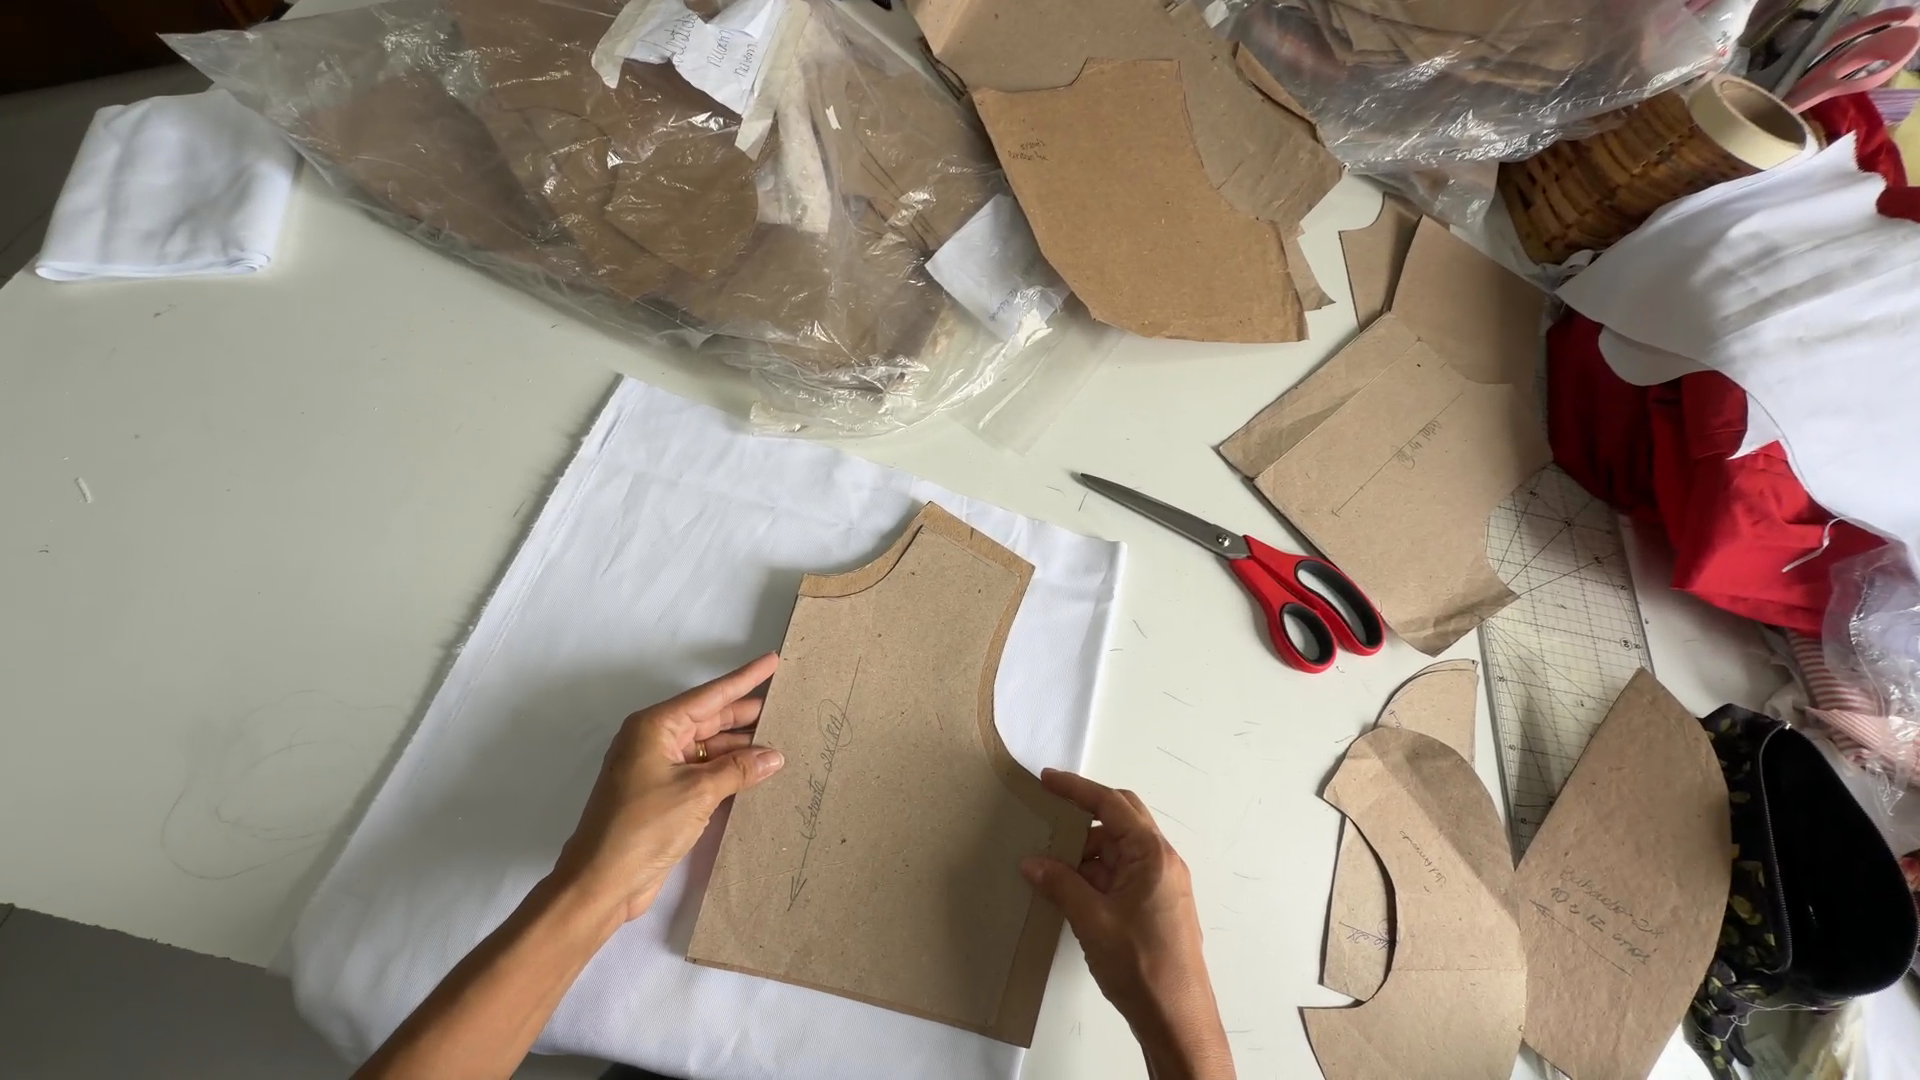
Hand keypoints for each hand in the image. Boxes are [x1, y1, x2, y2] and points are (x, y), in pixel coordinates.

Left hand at [554, 653, 786, 922]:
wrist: (600, 883)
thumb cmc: (643, 827)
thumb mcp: (698, 792)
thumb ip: (739, 769)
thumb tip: (775, 756)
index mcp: (656, 727)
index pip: (711, 695)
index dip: (745, 678)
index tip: (772, 660)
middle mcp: (656, 741)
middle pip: (710, 719)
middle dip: (746, 714)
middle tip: (786, 704)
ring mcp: (659, 768)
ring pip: (709, 746)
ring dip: (741, 747)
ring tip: (780, 741)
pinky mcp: (664, 795)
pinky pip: (704, 771)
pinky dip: (729, 770)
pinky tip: (757, 771)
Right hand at [1021, 769, 1233, 1079]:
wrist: (1178, 1022)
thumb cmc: (1141, 965)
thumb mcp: (1092, 921)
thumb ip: (1061, 884)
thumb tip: (1032, 862)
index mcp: (1153, 855)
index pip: (1112, 804)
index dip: (1077, 789)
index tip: (1046, 780)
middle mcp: (1162, 862)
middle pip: (1122, 819)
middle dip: (1085, 814)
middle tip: (1051, 813)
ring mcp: (1162, 885)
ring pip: (1120, 849)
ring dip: (1088, 851)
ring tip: (1052, 863)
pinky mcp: (1157, 907)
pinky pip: (1123, 874)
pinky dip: (1097, 874)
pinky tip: (1072, 889)